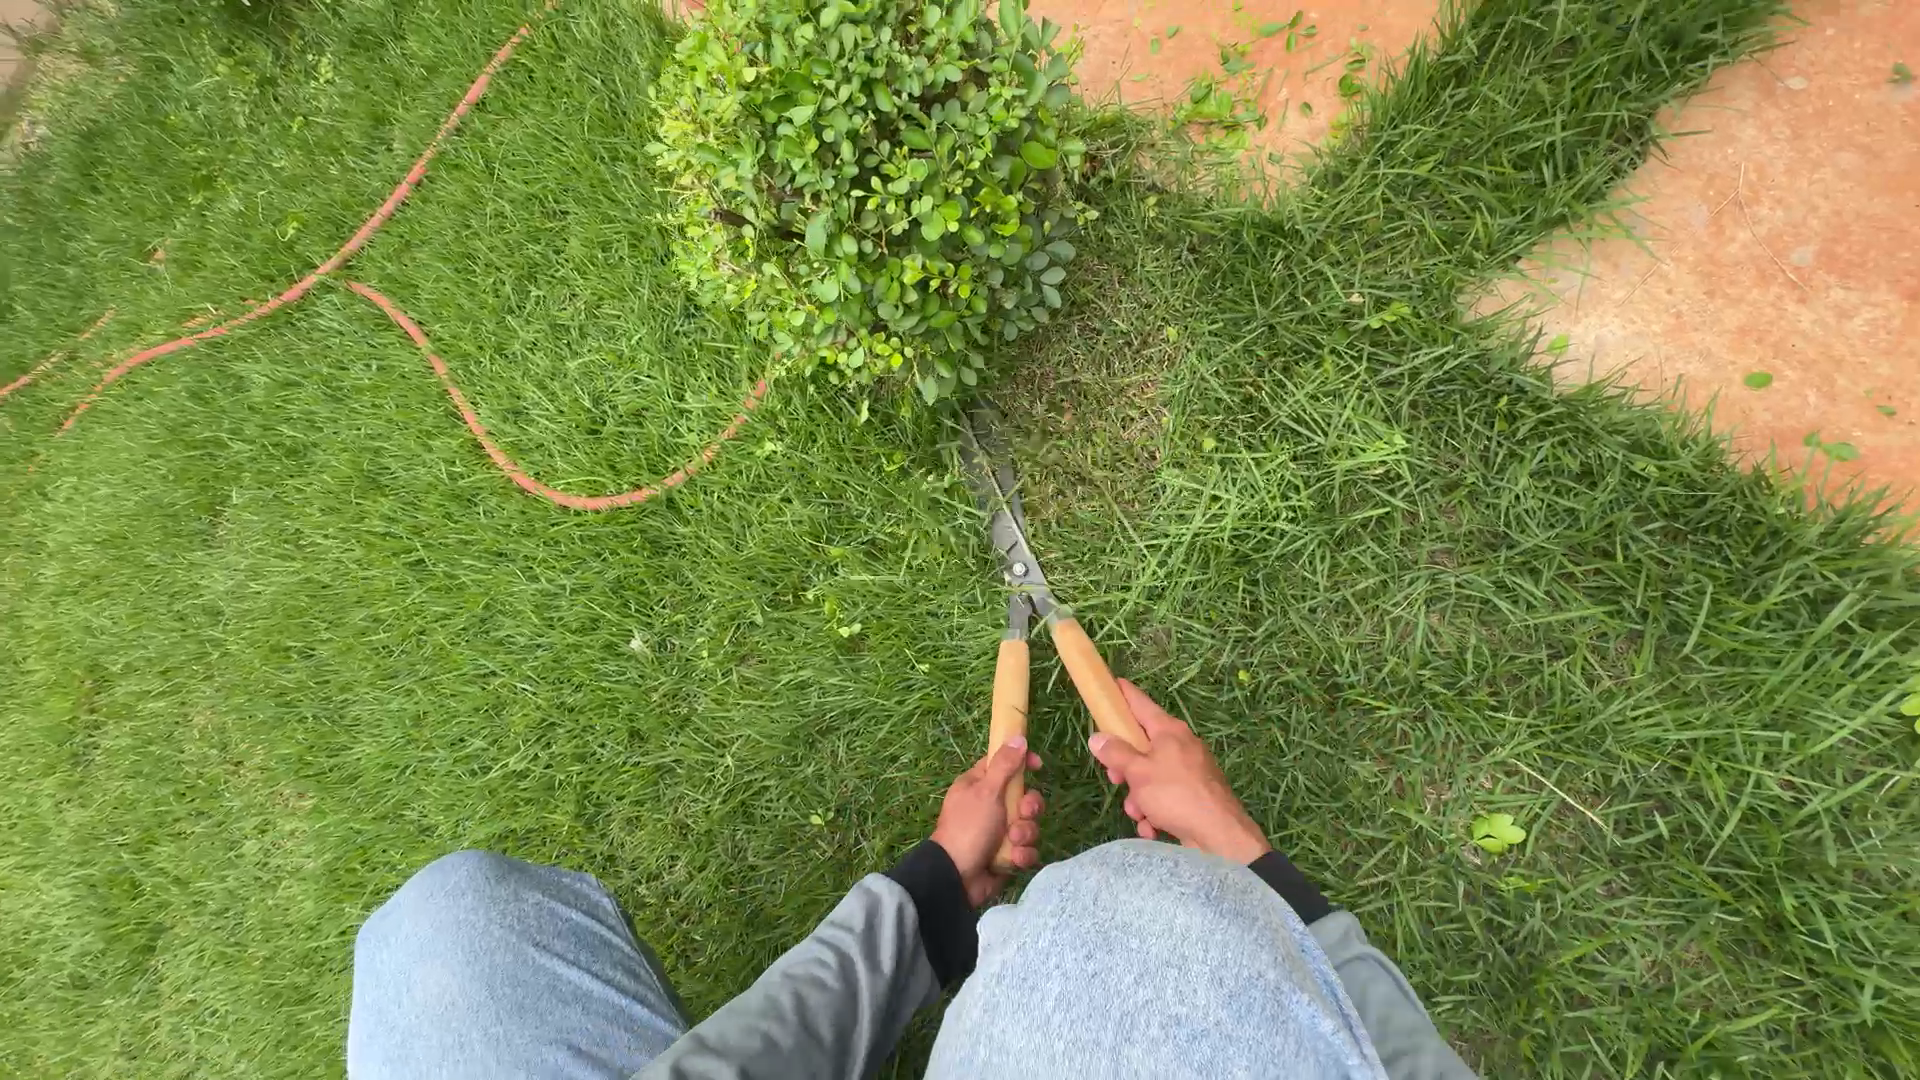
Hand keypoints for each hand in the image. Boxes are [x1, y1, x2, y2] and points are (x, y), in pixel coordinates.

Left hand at [930, 736, 1044, 906]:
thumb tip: (1018, 738)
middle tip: (1022, 813)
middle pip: (1024, 796)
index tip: (1037, 765)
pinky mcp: (1005, 855)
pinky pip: (1025, 849)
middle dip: (1029, 807)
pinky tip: (1012, 860)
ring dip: (1024, 833)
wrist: (956, 878)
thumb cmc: (968, 827)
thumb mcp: (986, 791)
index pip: (1004, 764)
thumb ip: (1004, 765)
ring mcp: (998, 831)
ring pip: (1028, 824)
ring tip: (1013, 841)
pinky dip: (1021, 855)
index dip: (1021, 763)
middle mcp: (990, 806)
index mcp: (979, 785)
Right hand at [1087, 680, 1271, 863]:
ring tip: (1138, 813)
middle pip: (1142, 745)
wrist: (1220, 836)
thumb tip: (1097, 738)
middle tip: (1114, 778)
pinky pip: (1166, 797)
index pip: (1140, 703)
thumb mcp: (1138, 772)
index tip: (1111, 683)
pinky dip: (1156, 811)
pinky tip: (1153, 828)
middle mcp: (1181, 745)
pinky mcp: (1196, 795)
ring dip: (1138, 796)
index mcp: (1169, 730)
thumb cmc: (1176, 795)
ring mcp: (1190, 771)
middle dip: (1125, 766)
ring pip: (1151, 775)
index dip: (1123, 694)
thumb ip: (1116, 753)